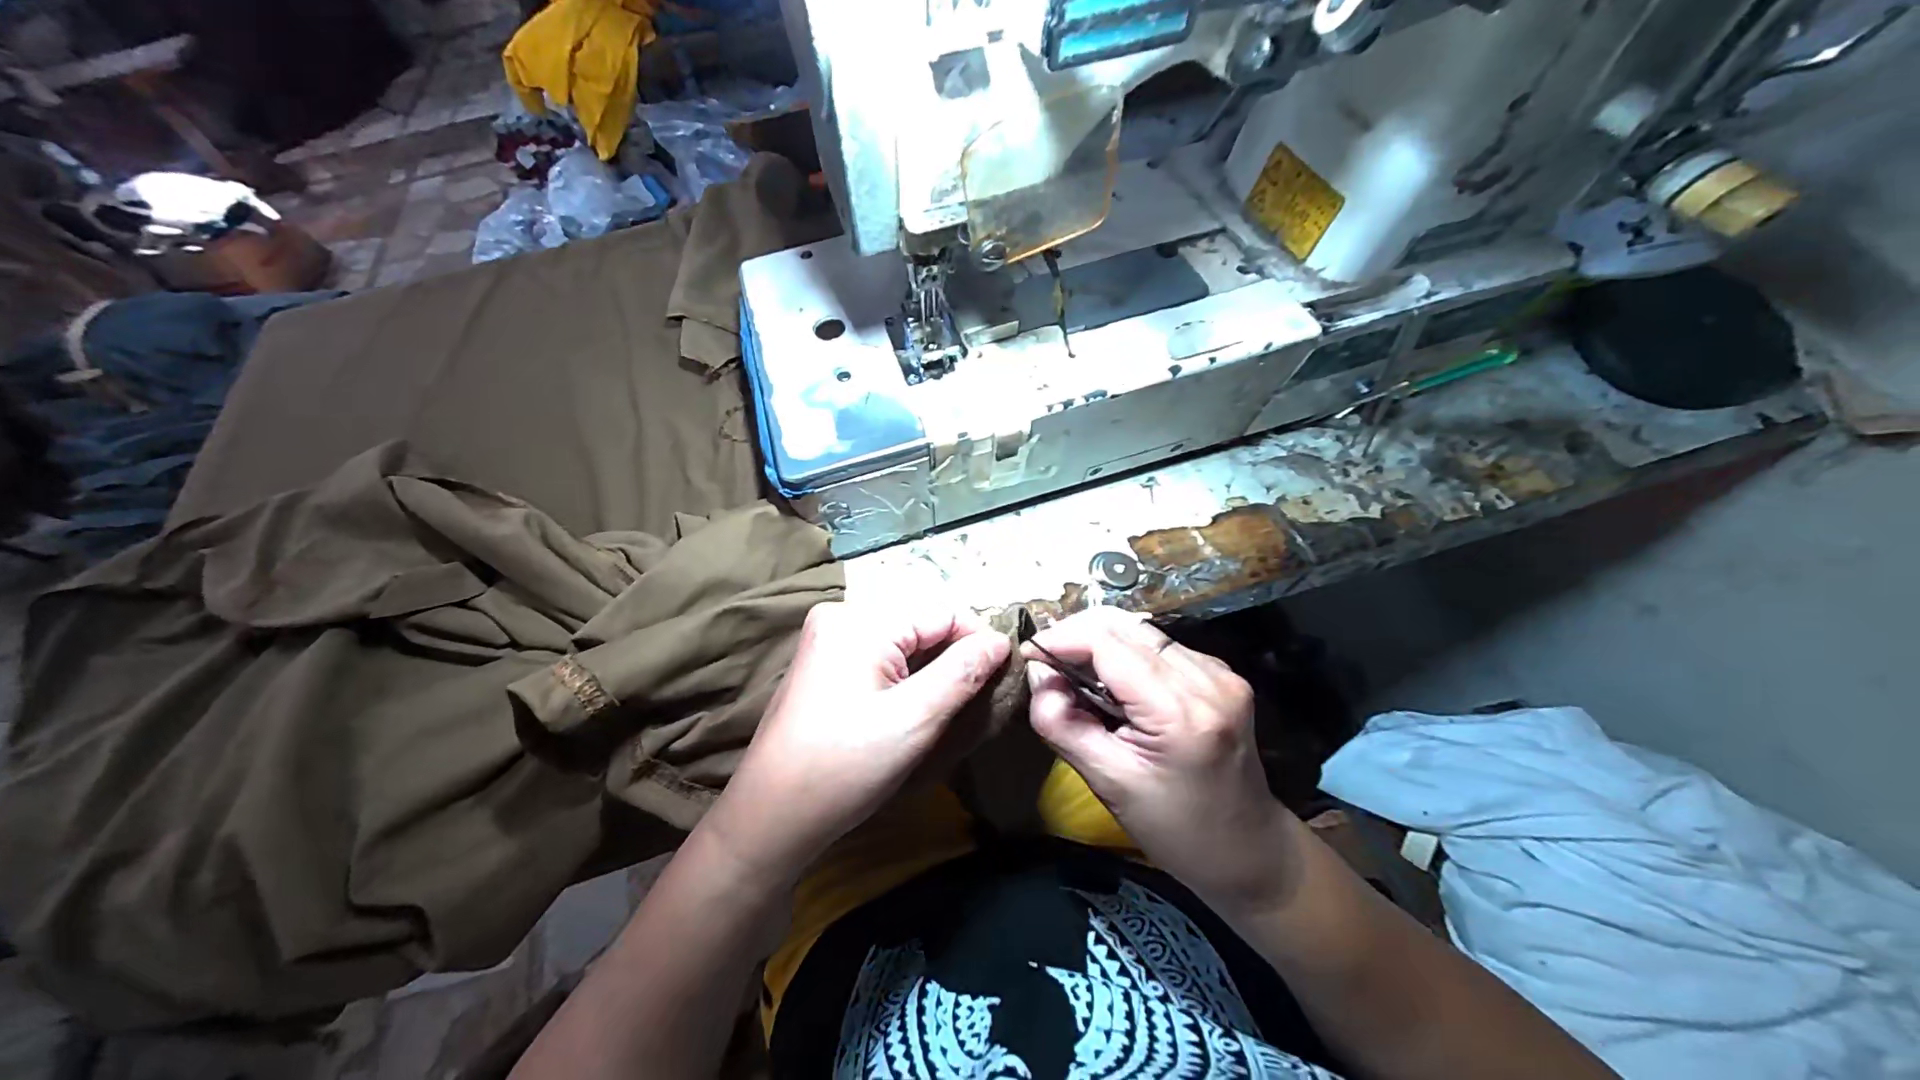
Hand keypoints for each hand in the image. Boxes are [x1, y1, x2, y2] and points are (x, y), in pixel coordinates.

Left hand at [704, 602, 1009, 881]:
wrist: (771, 817)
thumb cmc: (845, 768)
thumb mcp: (916, 720)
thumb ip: (963, 672)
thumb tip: (1001, 639)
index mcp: (859, 621)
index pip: (942, 612)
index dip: (978, 641)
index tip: (1000, 680)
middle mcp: (839, 616)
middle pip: (921, 625)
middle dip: (952, 659)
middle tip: (970, 703)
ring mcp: (826, 640)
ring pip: (902, 643)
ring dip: (929, 671)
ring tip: (943, 711)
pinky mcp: (822, 664)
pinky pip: (879, 657)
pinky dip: (903, 678)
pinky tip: (909, 710)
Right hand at [1025, 607, 1291, 907]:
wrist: (1247, 850)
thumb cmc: (1174, 829)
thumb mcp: (1108, 782)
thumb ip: (1062, 724)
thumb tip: (1038, 675)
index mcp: (1181, 710)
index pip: (1108, 643)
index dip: (1062, 640)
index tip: (1029, 654)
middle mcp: (1207, 678)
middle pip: (1125, 627)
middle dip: (1077, 637)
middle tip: (1046, 664)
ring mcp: (1220, 673)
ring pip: (1141, 632)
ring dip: (1101, 644)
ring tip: (1076, 676)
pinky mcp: (1221, 675)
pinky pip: (1160, 647)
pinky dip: (1127, 655)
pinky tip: (1113, 684)